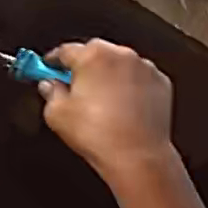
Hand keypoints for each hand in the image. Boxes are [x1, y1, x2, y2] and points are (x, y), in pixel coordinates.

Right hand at [38, 39, 176, 184]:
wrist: (137, 156)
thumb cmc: (101, 135)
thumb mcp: (57, 115)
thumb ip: (50, 93)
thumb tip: (50, 87)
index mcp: (92, 56)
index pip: (65, 50)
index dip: (52, 61)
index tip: (47, 68)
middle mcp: (120, 56)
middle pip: (93, 53)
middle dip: (81, 68)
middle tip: (71, 89)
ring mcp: (143, 68)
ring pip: (117, 65)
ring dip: (106, 77)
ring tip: (98, 104)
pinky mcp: (160, 83)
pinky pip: (137, 78)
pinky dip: (127, 87)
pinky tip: (119, 108)